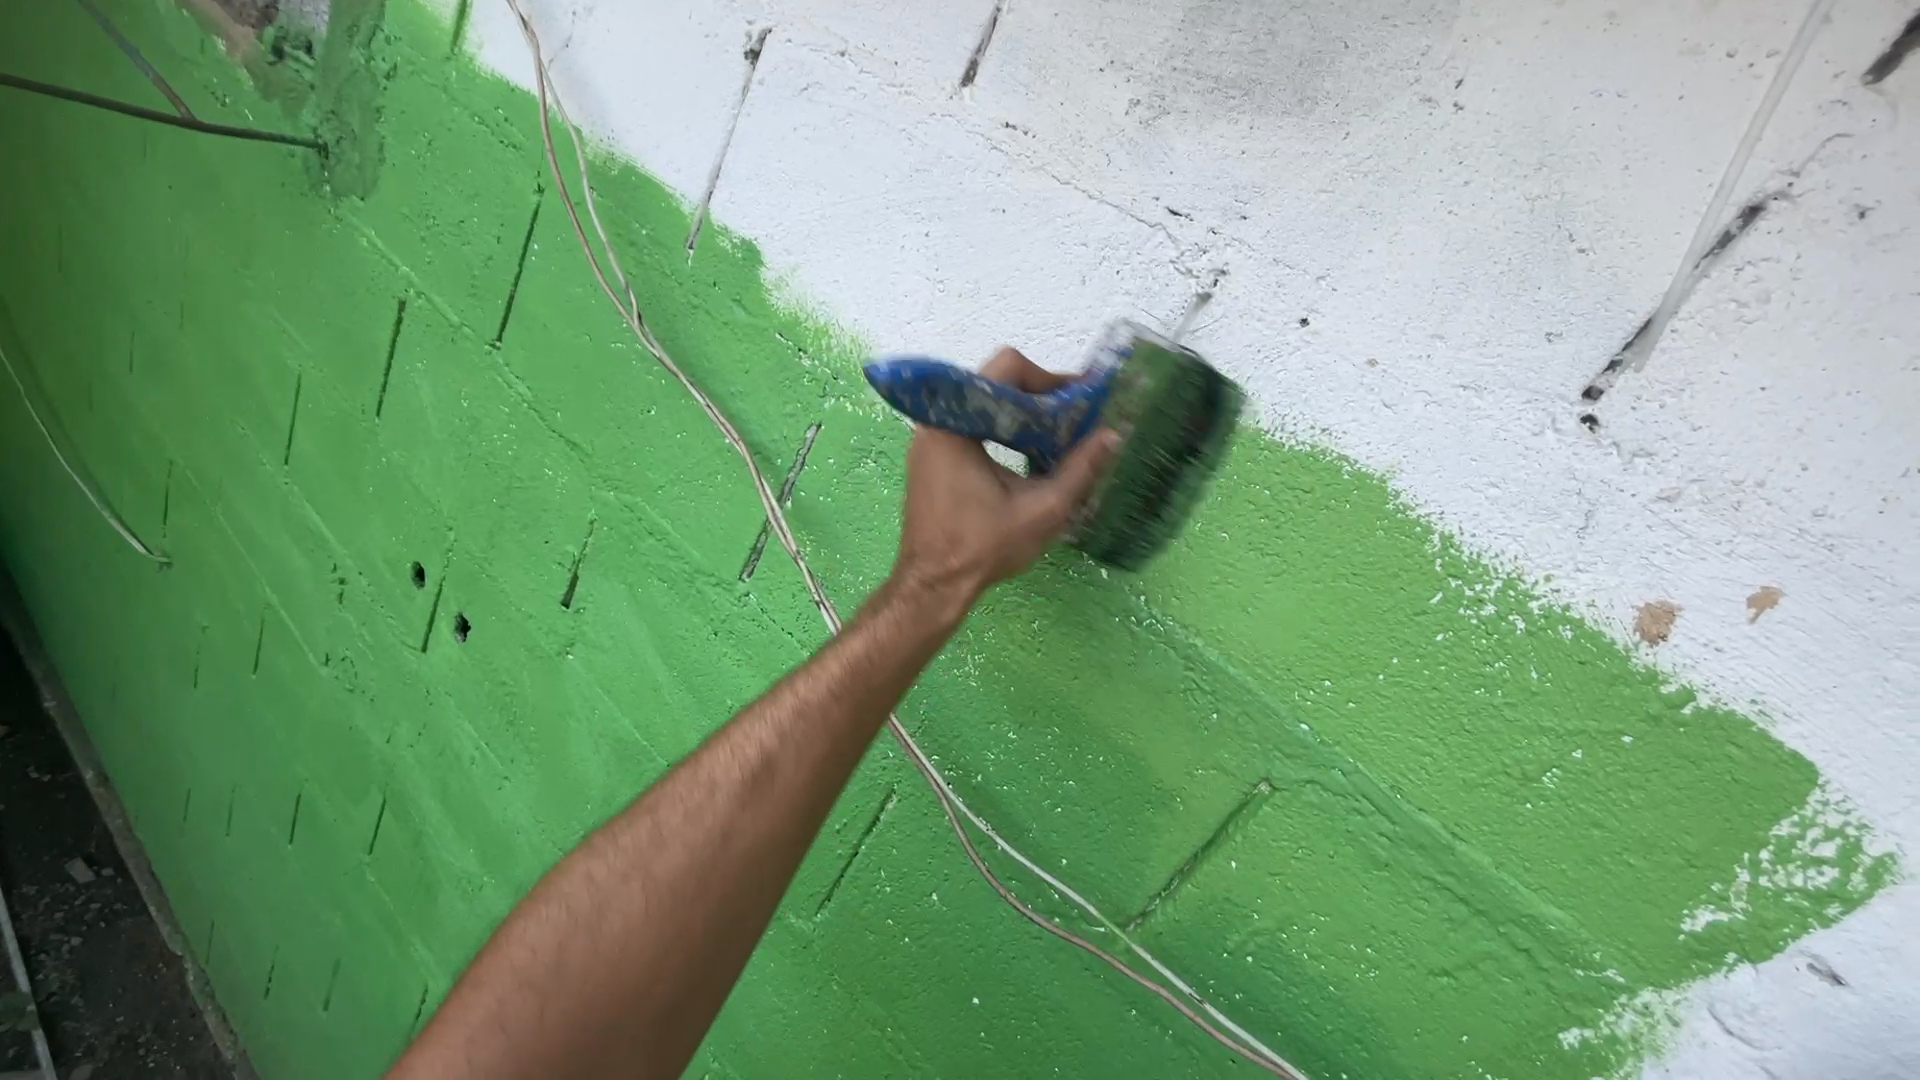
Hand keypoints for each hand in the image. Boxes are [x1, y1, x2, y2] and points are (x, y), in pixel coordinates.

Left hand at [890, 347, 1120, 615]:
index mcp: (955, 424)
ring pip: (982, 404)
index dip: (1049, 378)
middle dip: (1039, 395)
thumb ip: (1080, 469)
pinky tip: (1029, 452)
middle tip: (1075, 416)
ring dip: (1021, 413)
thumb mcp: (1042, 509)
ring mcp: (929, 440)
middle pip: (994, 383)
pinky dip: (1001, 429)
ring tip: (1058, 434)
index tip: (1080, 399)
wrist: (933, 586)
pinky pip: (969, 425)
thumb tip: (1113, 436)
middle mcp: (935, 422)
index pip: (1006, 369)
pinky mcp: (931, 458)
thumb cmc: (983, 548)